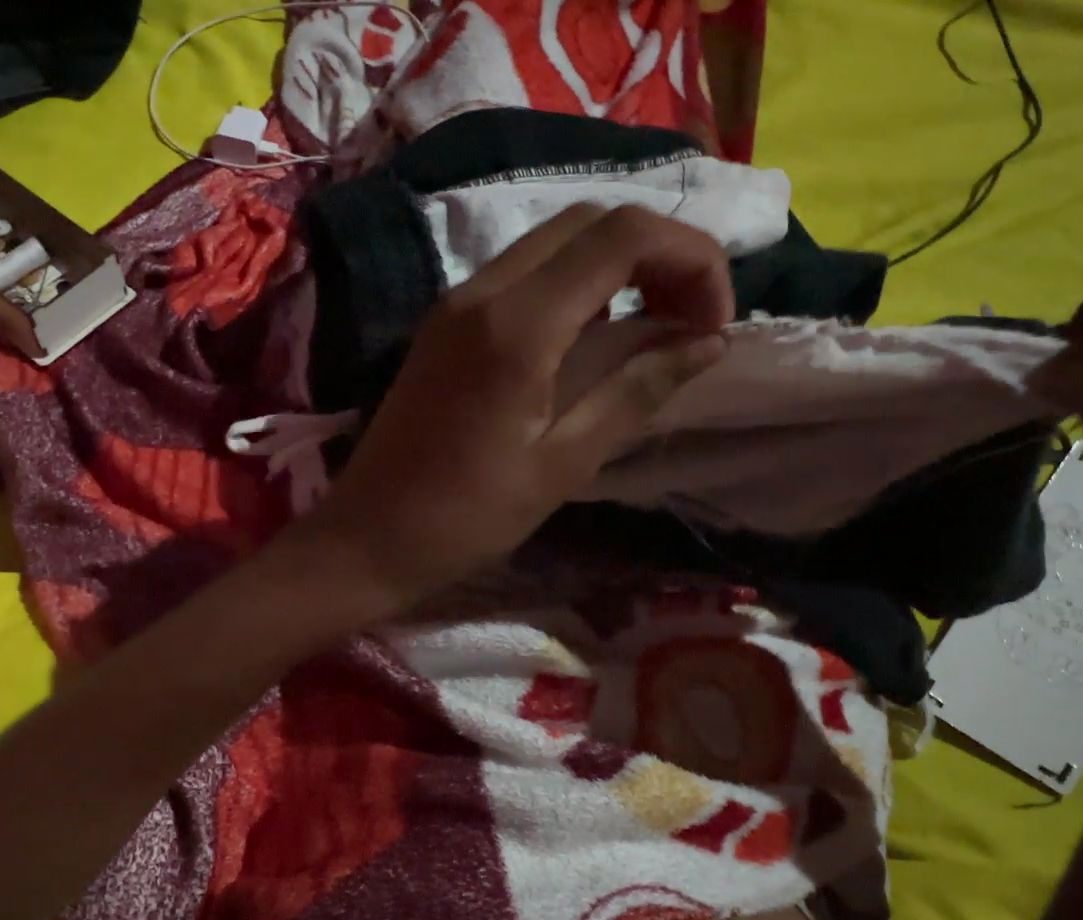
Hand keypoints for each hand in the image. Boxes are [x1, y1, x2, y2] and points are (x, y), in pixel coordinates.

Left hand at [285, 204, 732, 606]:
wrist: (369, 536)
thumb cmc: (468, 516)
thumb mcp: (565, 463)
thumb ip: (638, 389)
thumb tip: (709, 341)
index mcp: (517, 324)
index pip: (624, 234)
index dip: (692, 259)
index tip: (714, 326)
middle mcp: (483, 290)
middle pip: (591, 220)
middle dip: (660, 253)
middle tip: (690, 323)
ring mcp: (457, 300)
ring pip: (556, 239)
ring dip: (618, 264)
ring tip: (653, 328)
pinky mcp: (444, 321)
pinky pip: (523, 271)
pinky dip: (575, 283)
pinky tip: (594, 336)